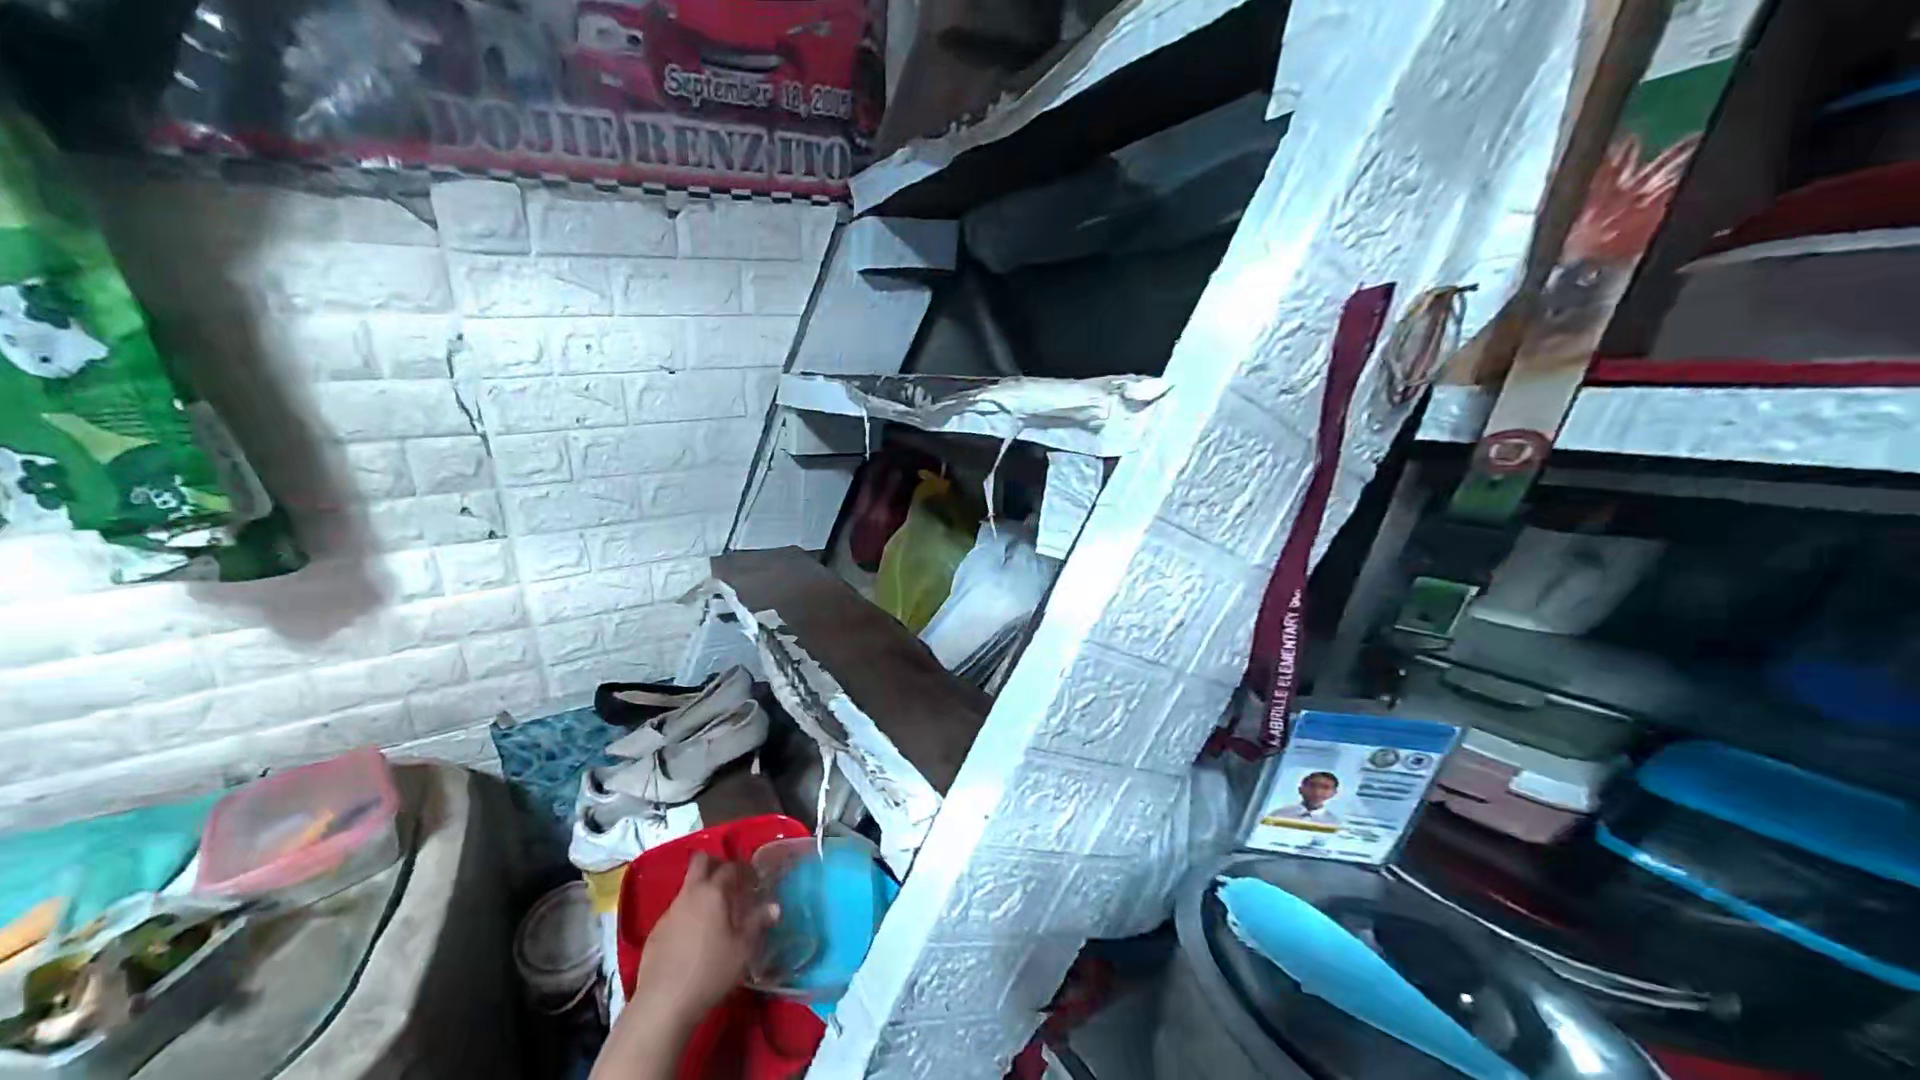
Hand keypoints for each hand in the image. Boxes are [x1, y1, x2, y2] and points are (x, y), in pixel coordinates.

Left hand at [633, 852, 779, 1027]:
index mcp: (713, 892)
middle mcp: (689, 894)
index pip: (730, 867)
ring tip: (715, 916)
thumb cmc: (711, 971)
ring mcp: (669, 912)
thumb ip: (758, 922)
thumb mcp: (742, 948)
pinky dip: (688, 915)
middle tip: (730, 881)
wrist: (663, 1003)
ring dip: (701, 892)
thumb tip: (774, 906)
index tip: (754, 882)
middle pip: (700, 861)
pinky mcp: (655, 932)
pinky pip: (676, 912)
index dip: (744, 869)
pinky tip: (694, 940)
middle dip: (716, 863)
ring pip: (687, 888)